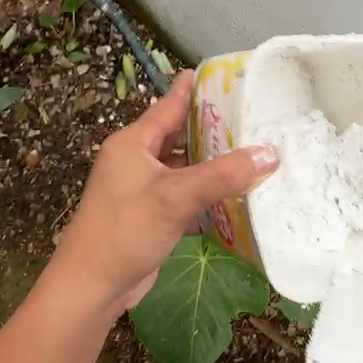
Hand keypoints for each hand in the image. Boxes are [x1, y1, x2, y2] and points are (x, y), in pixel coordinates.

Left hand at [53, 71, 277, 315]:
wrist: (91, 287)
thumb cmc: (125, 231)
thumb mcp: (176, 197)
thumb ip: (224, 175)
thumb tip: (271, 154)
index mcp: (133, 143)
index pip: (169, 105)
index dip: (196, 89)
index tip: (226, 75)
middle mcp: (136, 160)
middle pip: (180, 136)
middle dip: (214, 129)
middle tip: (254, 117)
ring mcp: (143, 189)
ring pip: (184, 168)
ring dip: (213, 165)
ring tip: (254, 153)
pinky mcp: (151, 215)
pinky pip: (185, 195)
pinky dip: (207, 194)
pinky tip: (237, 195)